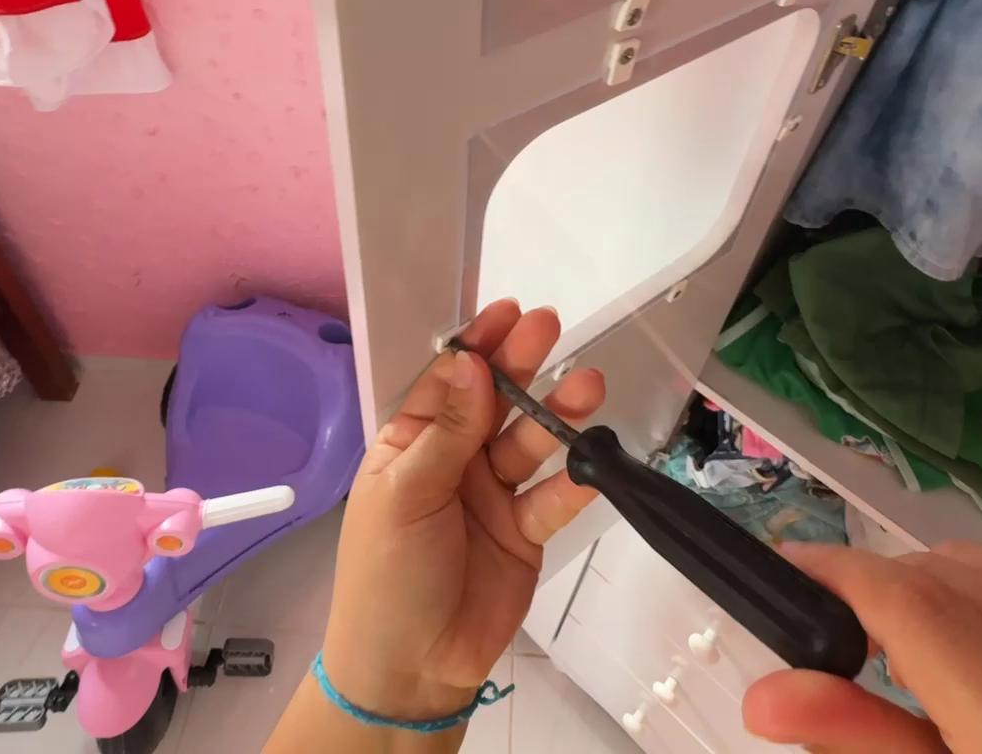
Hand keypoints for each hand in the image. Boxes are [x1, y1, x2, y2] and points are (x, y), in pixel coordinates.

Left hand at [318, 300, 604, 719]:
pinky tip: (593, 462)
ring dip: (556, 416)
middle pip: (494, 402)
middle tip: (549, 326)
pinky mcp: (524, 533)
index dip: (476, 347)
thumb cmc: (387, 573)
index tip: (507, 312)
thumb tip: (472, 363)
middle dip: (520, 365)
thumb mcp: (407, 495)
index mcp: (413, 443)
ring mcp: (492, 495)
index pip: (448, 382)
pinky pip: (552, 500)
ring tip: (588, 385)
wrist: (410, 669)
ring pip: (529, 444)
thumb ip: (447, 433)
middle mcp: (455, 460)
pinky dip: (573, 483)